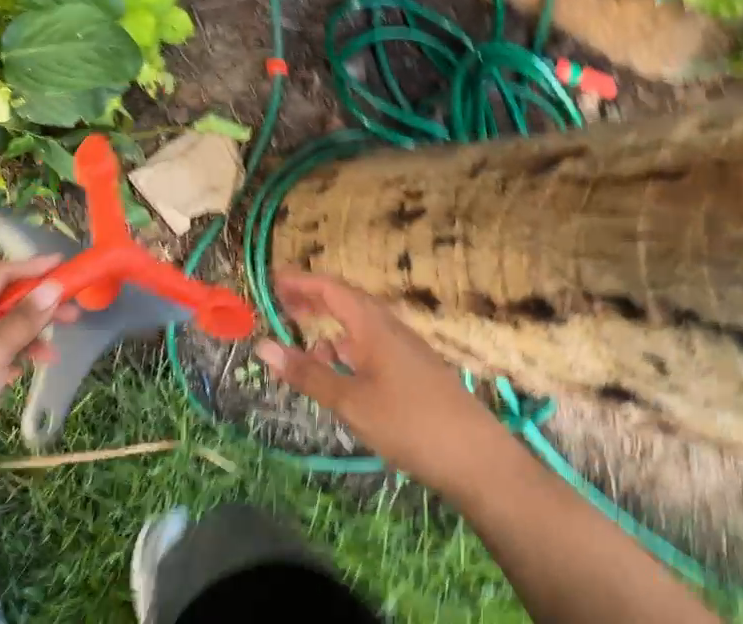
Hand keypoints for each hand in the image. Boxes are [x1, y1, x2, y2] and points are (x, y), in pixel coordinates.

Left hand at [0, 256, 73, 453]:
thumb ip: (23, 318)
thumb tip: (51, 287)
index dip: (31, 268)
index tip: (62, 265)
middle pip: (2, 301)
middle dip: (37, 306)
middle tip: (73, 313)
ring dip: (28, 335)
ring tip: (54, 354)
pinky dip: (12, 356)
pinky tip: (26, 370)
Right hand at [255, 269, 508, 494]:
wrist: (480, 463)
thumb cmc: (410, 425)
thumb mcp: (350, 402)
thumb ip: (307, 374)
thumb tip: (262, 346)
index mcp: (374, 326)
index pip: (330, 288)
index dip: (299, 281)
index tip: (269, 280)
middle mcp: (391, 330)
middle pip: (346, 302)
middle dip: (312, 300)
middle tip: (279, 306)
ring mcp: (407, 352)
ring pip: (360, 327)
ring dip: (330, 329)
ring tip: (305, 349)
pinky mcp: (415, 374)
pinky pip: (372, 347)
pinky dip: (348, 350)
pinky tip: (342, 376)